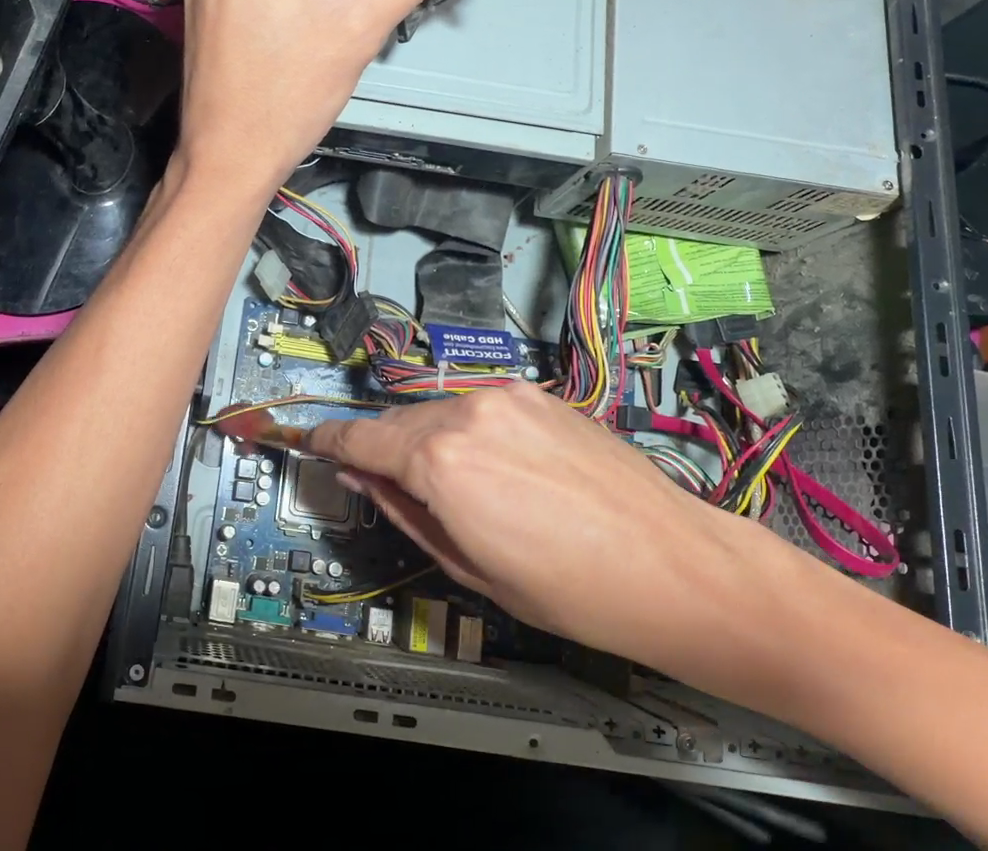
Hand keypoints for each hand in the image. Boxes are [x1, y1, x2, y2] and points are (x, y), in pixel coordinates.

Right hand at [307, 385, 792, 673]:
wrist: (676, 568)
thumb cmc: (573, 588)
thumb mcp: (467, 565)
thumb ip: (403, 511)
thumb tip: (365, 479)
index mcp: (440, 461)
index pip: (358, 437)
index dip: (328, 443)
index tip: (312, 445)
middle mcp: (468, 413)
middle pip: (395, 421)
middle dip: (381, 449)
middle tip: (381, 484)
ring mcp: (509, 398)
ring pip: (437, 412)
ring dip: (425, 440)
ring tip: (447, 488)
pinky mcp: (542, 398)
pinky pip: (478, 407)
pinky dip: (465, 430)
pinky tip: (489, 470)